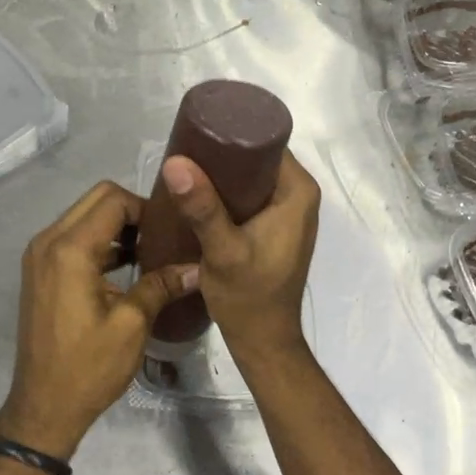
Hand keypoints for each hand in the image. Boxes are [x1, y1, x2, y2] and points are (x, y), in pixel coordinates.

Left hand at [0, 181, 198, 460]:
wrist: (44, 406)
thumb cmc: (88, 367)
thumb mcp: (132, 325)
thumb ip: (161, 286)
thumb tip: (199, 268)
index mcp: (69, 249)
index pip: (113, 200)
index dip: (145, 209)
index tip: (170, 232)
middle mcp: (48, 242)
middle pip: (96, 200)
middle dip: (131, 212)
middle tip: (161, 239)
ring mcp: (40, 256)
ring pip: (84, 217)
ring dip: (115, 227)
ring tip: (149, 253)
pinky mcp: (40, 271)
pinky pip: (73, 239)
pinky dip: (99, 243)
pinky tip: (127, 268)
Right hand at [161, 151, 320, 358]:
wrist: (262, 340)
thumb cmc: (249, 297)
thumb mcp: (223, 250)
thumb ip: (202, 208)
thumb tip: (175, 162)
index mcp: (298, 191)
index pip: (265, 141)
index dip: (230, 134)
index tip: (195, 136)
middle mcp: (300, 195)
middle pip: (256, 157)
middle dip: (221, 154)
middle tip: (183, 156)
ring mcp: (289, 212)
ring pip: (250, 177)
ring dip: (221, 174)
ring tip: (185, 172)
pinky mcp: (275, 227)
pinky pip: (249, 195)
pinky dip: (227, 192)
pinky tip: (198, 195)